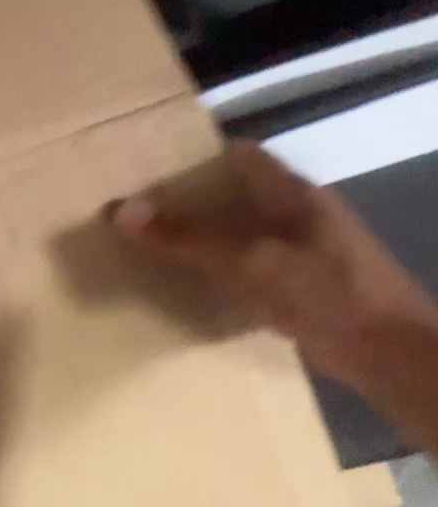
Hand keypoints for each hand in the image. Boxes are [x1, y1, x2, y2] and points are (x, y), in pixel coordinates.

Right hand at [110, 139, 437, 386]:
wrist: (390, 353)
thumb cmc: (326, 292)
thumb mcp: (247, 261)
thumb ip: (183, 236)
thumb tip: (117, 208)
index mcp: (294, 195)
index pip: (239, 156)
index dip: (194, 153)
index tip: (143, 161)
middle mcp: (295, 213)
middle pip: (230, 192)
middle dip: (180, 196)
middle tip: (126, 202)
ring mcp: (297, 248)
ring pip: (231, 228)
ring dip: (191, 232)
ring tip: (138, 237)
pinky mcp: (292, 280)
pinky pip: (237, 260)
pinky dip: (207, 263)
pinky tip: (176, 274)